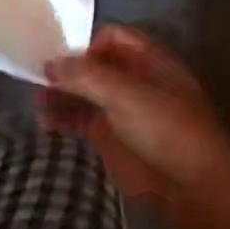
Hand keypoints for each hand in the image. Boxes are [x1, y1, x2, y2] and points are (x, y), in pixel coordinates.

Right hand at [41, 25, 229, 228]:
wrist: (191, 190)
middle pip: (91, 65)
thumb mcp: (126, 96)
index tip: (60, 58)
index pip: (113, 38)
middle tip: (38, 81)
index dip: (86, 44)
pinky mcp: (109, 136)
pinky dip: (61, 118)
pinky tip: (47, 124)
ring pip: (81, 92)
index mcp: (151, 63)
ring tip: (39, 106)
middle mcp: (135, 82)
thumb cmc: (167, 132)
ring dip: (58, 95)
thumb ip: (85, 75)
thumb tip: (48, 64)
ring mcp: (121, 110)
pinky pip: (78, 118)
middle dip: (64, 71)